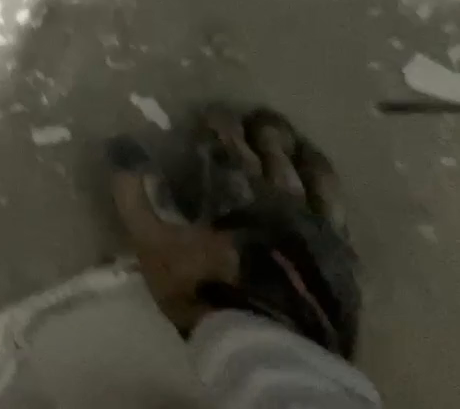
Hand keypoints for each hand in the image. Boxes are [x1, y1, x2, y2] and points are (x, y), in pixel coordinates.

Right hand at [108, 107, 359, 356]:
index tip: (213, 112)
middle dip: (264, 132)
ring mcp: (315, 226)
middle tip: (259, 115)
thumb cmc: (201, 288)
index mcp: (233, 192)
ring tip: (297, 140)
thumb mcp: (150, 240)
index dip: (219, 126)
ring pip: (314, 178)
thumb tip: (119, 146)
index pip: (226, 147)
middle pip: (273, 156)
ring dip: (302, 154)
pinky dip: (329, 188)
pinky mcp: (340, 253)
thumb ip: (133, 193)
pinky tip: (326, 185)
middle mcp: (278, 200)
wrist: (268, 348)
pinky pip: (339, 209)